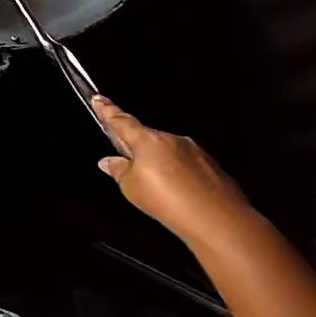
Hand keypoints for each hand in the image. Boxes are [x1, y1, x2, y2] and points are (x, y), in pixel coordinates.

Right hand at [92, 96, 257, 246]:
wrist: (216, 218)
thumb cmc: (166, 200)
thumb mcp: (131, 188)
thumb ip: (119, 171)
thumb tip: (109, 161)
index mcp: (148, 140)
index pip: (122, 121)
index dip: (108, 111)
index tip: (99, 99)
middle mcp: (172, 139)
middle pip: (147, 139)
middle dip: (137, 150)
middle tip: (130, 167)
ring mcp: (194, 151)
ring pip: (169, 153)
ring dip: (160, 166)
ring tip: (157, 191)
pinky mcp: (211, 166)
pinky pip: (187, 166)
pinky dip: (178, 176)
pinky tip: (178, 196)